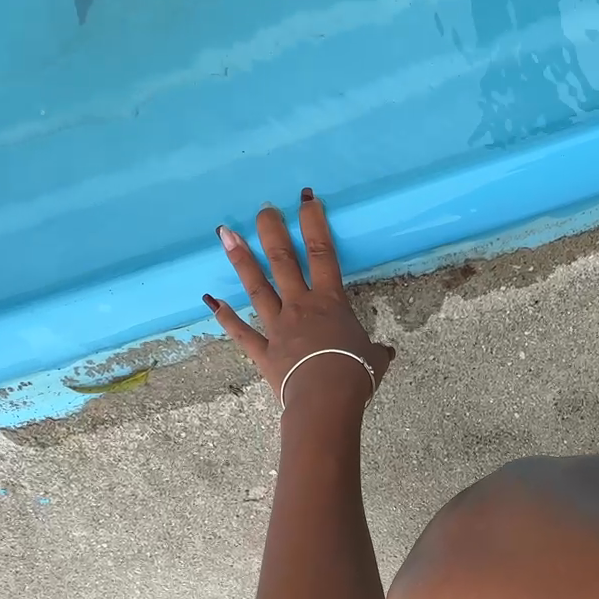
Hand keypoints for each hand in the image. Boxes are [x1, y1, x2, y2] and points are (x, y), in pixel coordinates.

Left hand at [204, 189, 395, 410]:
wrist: (326, 400)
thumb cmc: (356, 374)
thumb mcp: (375, 359)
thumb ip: (376, 350)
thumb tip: (385, 351)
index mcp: (330, 302)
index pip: (322, 253)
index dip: (314, 223)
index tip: (306, 199)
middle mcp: (300, 306)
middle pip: (282, 260)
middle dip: (272, 230)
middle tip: (263, 208)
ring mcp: (277, 327)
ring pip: (257, 287)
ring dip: (241, 259)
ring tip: (225, 232)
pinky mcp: (264, 351)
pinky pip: (242, 333)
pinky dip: (227, 318)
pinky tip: (213, 302)